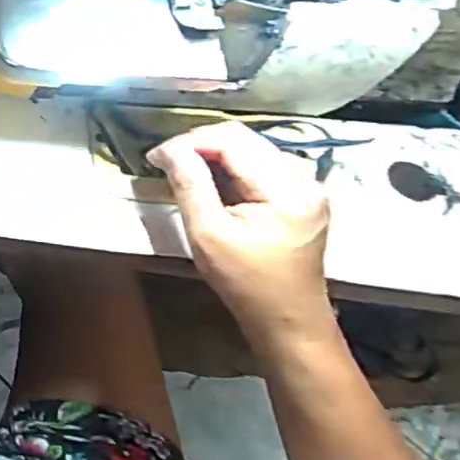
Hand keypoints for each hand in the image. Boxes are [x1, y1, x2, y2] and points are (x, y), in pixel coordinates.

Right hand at [148, 122, 332, 347]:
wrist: (287, 320)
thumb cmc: (246, 283)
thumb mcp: (208, 235)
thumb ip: (190, 185)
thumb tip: (169, 149)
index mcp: (287, 190)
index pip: (231, 142)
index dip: (188, 143)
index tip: (154, 157)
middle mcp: (303, 179)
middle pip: (242, 138)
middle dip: (197, 143)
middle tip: (163, 160)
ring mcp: (305, 186)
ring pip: (249, 146)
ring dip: (210, 151)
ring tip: (180, 167)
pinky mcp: (298, 194)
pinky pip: (256, 163)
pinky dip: (226, 164)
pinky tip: (206, 178)